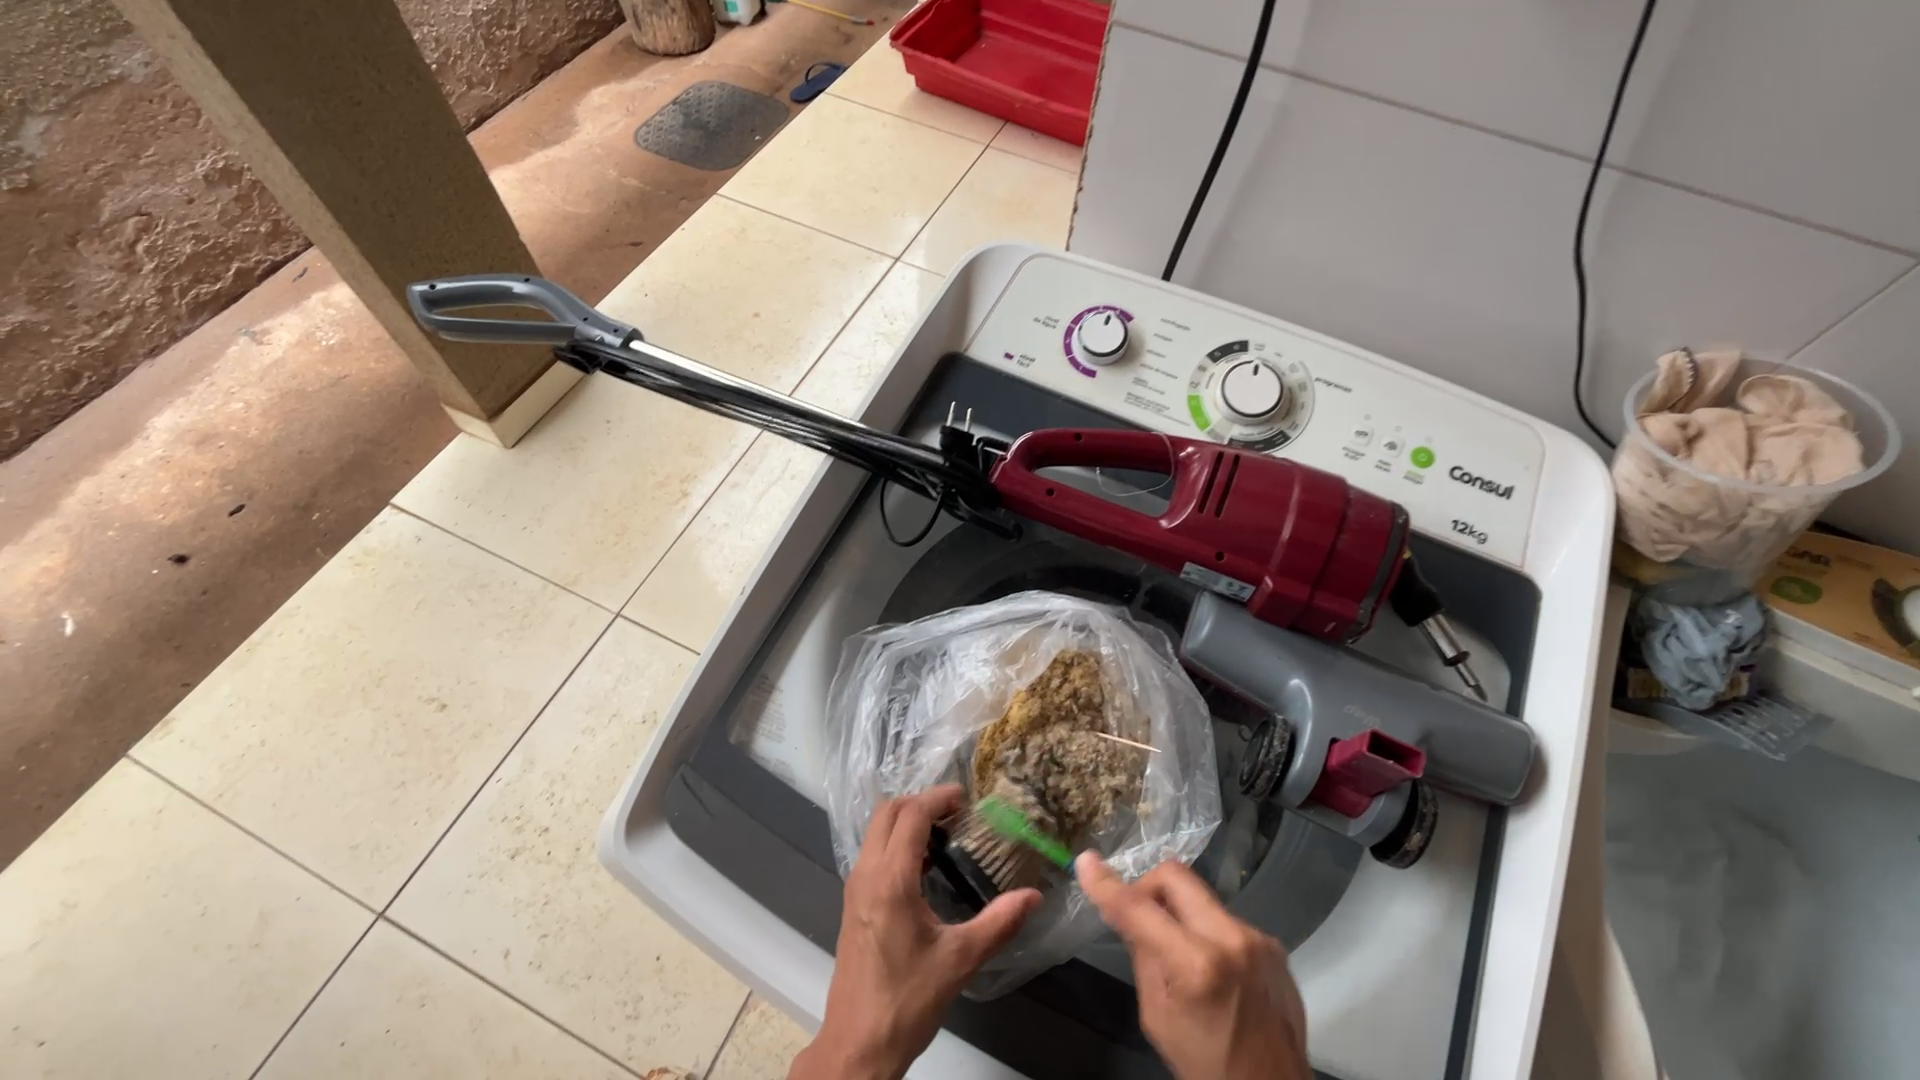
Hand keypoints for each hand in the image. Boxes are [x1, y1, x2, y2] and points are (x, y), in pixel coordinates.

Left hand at [791, 785, 1041, 1079]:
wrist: (858, 1044)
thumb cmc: (908, 999)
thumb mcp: (961, 960)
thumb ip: (1000, 922)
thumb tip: (1034, 896)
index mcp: (890, 880)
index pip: (910, 815)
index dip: (938, 798)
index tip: (966, 797)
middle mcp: (866, 875)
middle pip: (886, 813)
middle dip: (920, 803)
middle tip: (957, 813)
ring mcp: (855, 889)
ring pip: (876, 833)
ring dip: (907, 822)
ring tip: (947, 835)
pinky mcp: (854, 905)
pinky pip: (873, 855)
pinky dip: (897, 844)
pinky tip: (927, 868)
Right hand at [1077, 851, 1310, 1079]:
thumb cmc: (1206, 1065)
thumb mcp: (1157, 1016)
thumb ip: (1143, 955)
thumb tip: (1124, 910)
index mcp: (1198, 965)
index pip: (1140, 909)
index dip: (1108, 885)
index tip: (1087, 863)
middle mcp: (1232, 939)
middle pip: (1176, 876)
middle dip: (1148, 885)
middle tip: (1138, 913)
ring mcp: (1259, 938)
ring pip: (1202, 898)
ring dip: (1181, 914)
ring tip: (1180, 955)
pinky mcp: (1274, 944)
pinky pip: (1226, 920)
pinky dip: (1206, 932)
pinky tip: (1211, 968)